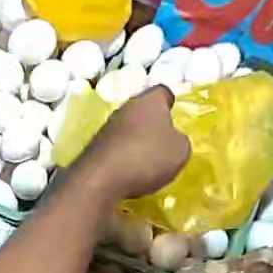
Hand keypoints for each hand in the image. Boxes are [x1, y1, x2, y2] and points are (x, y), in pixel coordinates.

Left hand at [76, 87, 191, 200]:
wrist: (100, 179)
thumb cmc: (147, 157)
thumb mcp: (179, 151)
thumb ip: (179, 142)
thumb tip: (172, 141)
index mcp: (149, 101)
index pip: (162, 93)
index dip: (169, 103)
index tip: (173, 114)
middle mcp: (125, 108)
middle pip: (141, 112)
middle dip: (150, 124)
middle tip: (161, 143)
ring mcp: (105, 128)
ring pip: (126, 130)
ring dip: (134, 142)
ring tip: (144, 163)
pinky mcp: (92, 149)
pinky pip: (113, 150)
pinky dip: (121, 159)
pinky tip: (126, 173)